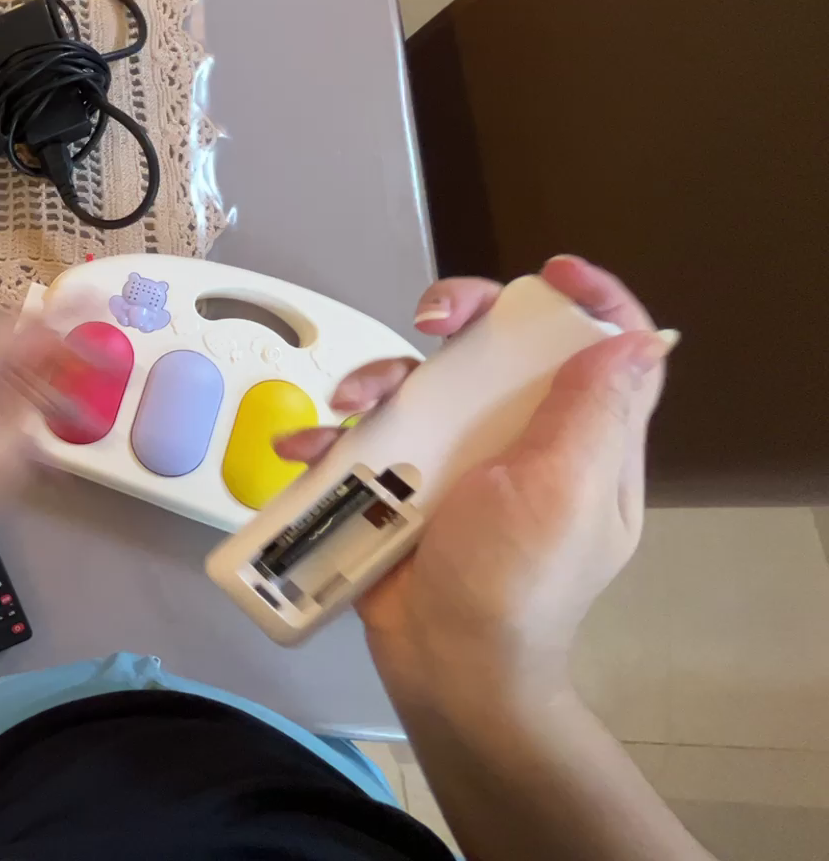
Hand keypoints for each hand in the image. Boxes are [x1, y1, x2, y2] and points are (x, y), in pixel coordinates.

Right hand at [274, 256, 676, 702]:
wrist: (440, 654)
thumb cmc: (512, 579)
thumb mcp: (560, 497)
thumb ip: (590, 419)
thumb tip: (629, 338)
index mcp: (574, 441)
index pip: (601, 354)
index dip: (586, 303)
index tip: (551, 275)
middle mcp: (509, 437)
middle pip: (488, 349)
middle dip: (454, 317)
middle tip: (428, 315)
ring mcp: (442, 457)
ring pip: (407, 385)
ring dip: (367, 381)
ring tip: (339, 409)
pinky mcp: (385, 478)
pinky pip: (351, 438)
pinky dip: (321, 438)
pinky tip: (298, 452)